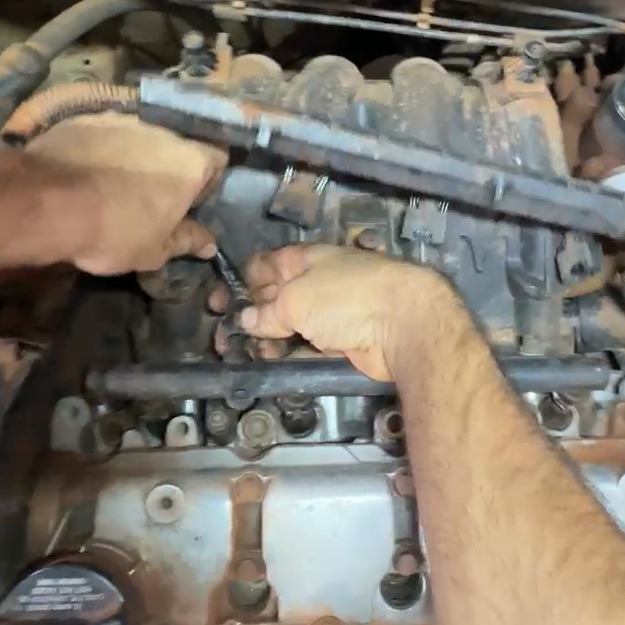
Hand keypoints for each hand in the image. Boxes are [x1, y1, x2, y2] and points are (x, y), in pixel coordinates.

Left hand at [26, 113, 226, 273]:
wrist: (48, 203)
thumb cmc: (116, 230)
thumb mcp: (156, 249)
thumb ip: (187, 241)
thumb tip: (210, 245)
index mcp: (190, 162)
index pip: (217, 160)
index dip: (206, 182)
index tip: (188, 204)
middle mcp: (162, 132)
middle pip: (177, 146)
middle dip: (168, 168)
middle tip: (151, 198)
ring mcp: (122, 120)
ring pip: (139, 138)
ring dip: (134, 157)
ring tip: (112, 184)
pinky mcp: (85, 119)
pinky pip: (103, 135)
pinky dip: (101, 150)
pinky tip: (85, 172)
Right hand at [210, 245, 466, 379]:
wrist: (402, 323)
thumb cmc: (346, 297)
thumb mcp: (295, 299)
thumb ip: (267, 311)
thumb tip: (246, 319)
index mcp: (308, 259)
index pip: (268, 265)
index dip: (244, 281)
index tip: (222, 302)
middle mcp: (319, 283)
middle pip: (278, 298)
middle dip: (253, 315)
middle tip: (227, 336)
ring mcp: (333, 313)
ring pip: (293, 326)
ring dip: (270, 340)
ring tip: (247, 354)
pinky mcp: (344, 342)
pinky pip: (309, 348)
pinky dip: (291, 355)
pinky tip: (272, 365)